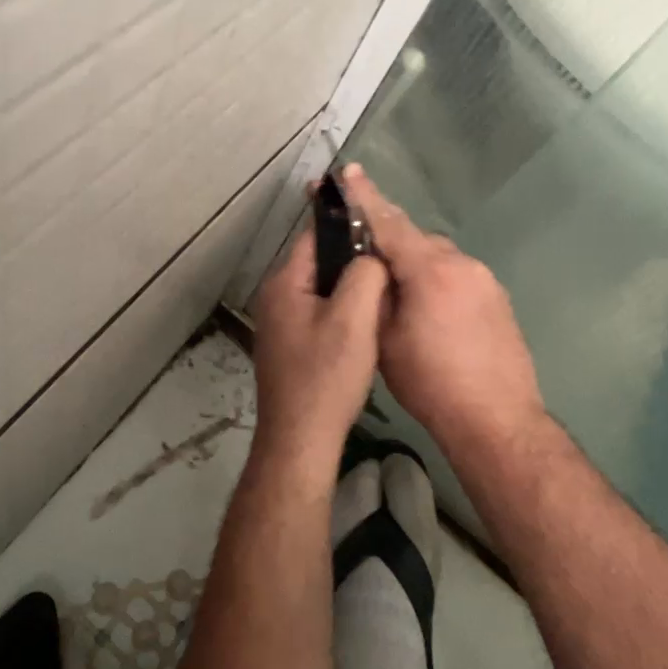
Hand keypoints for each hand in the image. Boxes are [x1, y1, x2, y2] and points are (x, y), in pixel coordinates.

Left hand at [249, 223, 389, 470]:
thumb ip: (365, 274)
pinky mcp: (289, 346)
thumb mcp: (354, 318)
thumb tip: (372, 255)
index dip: (349, 227)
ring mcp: (280, 324)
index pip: (316, 235)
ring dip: (350, 290)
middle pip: (319, 262)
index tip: (384, 230)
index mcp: (284, 282)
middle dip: (353, 260)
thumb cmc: (326, 376)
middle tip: (392, 265)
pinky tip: (367, 325)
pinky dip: (342, 313)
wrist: (300, 441)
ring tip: (386, 292)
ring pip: (321, 290)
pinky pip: (319, 314)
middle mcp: (275, 297)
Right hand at [339, 164, 545, 450]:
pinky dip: (435, 279)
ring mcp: (484, 278)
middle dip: (387, 239)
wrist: (497, 421)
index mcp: (429, 269)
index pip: (388, 222)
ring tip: (395, 293)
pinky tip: (428, 310)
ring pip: (436, 256)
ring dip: (413, 263)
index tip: (346, 172)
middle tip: (360, 252)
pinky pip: (456, 275)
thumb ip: (374, 291)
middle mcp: (461, 262)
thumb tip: (371, 265)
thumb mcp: (384, 339)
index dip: (363, 197)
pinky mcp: (496, 297)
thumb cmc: (431, 383)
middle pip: (414, 237)